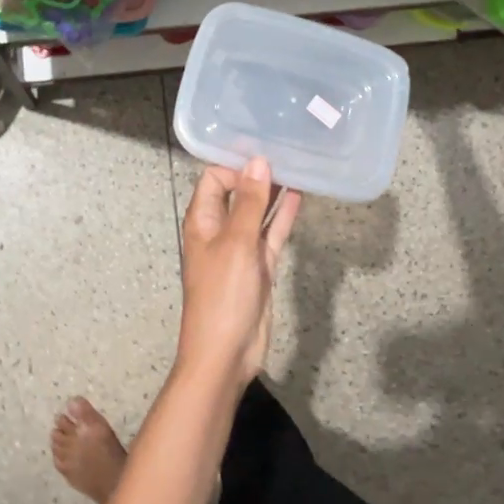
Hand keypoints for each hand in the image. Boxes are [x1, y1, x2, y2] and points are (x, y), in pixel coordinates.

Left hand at [177, 158, 301, 391]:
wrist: (225, 353)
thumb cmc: (222, 295)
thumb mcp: (235, 243)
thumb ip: (249, 202)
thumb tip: (258, 162)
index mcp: (202, 221)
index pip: (215, 179)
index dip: (236, 165)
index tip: (265, 152)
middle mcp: (220, 230)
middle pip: (238, 192)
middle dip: (258, 174)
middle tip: (288, 151)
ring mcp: (241, 249)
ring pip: (258, 212)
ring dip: (274, 193)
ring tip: (299, 166)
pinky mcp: (260, 266)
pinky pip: (271, 234)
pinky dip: (283, 216)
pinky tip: (300, 196)